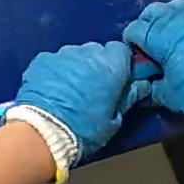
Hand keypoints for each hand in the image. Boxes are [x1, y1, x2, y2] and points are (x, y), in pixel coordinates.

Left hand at [10, 42, 143, 166]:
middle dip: (98, 65)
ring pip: (76, 54)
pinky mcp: (42, 59)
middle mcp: (88, 52)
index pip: (122, 50)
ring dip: (77, 67)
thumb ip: (128, 97)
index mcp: (111, 65)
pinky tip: (52, 89)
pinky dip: (56, 71)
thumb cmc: (83, 130)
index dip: (120, 63)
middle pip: (98, 51)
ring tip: (70, 91)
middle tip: (94, 88)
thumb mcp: (113, 120)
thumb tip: (142, 85)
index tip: (117, 79)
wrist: (41, 132)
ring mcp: (63, 54)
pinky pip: (55, 61)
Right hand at [124, 0, 183, 139]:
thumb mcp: (170, 96)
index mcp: (159, 34)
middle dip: (150, 26)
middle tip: (155, 45)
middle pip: (153, 12)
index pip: (134, 30)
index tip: (138, 56)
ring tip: (177, 37)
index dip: (133, 44)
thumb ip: (153, 85)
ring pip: (177, 6)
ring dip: (173, 19)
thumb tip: (146, 83)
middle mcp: (176, 15)